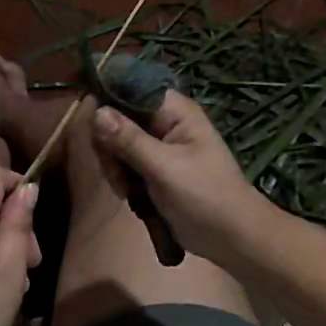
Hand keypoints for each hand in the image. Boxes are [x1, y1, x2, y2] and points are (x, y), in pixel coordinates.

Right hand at [92, 90, 265, 262]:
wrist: (232, 239)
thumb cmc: (205, 197)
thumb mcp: (164, 167)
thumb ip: (129, 139)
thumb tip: (96, 111)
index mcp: (175, 110)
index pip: (131, 87)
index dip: (109, 99)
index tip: (93, 125)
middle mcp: (165, 121)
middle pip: (120, 116)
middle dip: (110, 143)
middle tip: (115, 173)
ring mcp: (159, 145)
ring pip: (119, 141)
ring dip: (115, 165)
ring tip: (124, 190)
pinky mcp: (154, 167)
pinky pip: (126, 161)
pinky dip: (122, 177)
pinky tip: (127, 194)